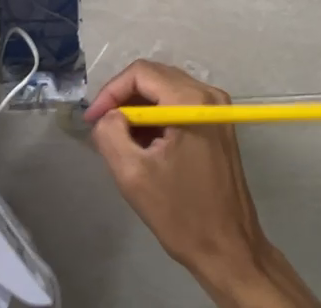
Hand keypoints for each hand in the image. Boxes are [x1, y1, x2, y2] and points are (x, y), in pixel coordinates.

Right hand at [84, 61, 320, 306]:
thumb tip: (108, 115)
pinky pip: (179, 106)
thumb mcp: (133, 175)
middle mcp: (209, 94)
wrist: (228, 248)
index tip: (92, 120)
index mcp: (191, 101)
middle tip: (101, 128)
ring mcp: (217, 109)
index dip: (110, 91)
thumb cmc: (181, 213)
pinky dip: (157, 119)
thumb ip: (111, 134)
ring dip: (139, 110)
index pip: (141, 72)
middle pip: (155, 77)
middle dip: (123, 99)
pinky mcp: (218, 124)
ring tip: (120, 141)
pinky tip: (144, 146)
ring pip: (166, 91)